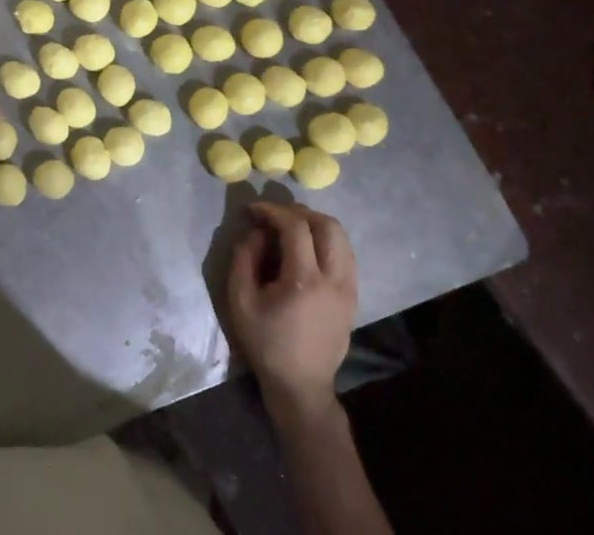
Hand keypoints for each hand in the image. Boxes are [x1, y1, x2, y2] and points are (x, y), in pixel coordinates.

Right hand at [226, 201, 358, 422]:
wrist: (300, 383)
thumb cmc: (265, 342)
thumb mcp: (240, 299)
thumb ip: (244, 258)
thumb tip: (255, 231)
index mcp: (304, 280)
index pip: (295, 227)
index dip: (272, 210)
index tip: (252, 210)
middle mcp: (334, 279)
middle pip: (328, 225)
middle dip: (299, 211)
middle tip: (274, 214)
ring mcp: (349, 288)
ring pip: (342, 238)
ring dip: (315, 224)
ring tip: (289, 228)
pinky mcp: (353, 296)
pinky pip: (345, 255)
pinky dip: (325, 242)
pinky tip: (305, 249)